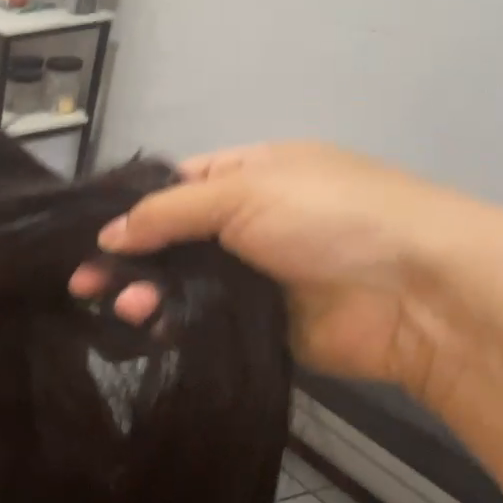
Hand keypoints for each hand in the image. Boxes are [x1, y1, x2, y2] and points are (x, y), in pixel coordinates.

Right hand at [70, 142, 491, 398]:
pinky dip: (167, 323)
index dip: (128, 209)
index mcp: (248, 177)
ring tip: (125, 307)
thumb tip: (106, 236)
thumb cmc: (332, 219)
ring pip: (173, 283)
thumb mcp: (243, 193)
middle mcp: (243, 223)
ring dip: (141, 292)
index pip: (171, 188)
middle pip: (164, 240)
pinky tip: (150, 325)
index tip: (87, 235)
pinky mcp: (250, 322)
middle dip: (123, 259)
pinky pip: (194, 320)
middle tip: (83, 283)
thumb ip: (165, 213)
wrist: (418, 294)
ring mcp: (247, 275)